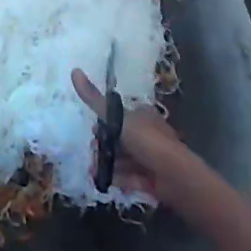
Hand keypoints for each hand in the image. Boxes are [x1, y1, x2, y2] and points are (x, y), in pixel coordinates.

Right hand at [72, 67, 198, 205]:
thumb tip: (74, 70)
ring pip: (124, 159)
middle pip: (120, 139)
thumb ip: (96, 100)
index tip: (93, 130)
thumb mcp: (119, 117)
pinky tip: (102, 180)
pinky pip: (129, 176)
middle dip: (104, 146)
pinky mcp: (151, 179)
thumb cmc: (148, 140)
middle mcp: (148, 135)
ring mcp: (150, 158)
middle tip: (92, 151)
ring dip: (108, 164)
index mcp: (143, 117)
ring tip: (93, 170)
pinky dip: (116, 178)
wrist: (175, 176)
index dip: (105, 123)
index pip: (120, 117)